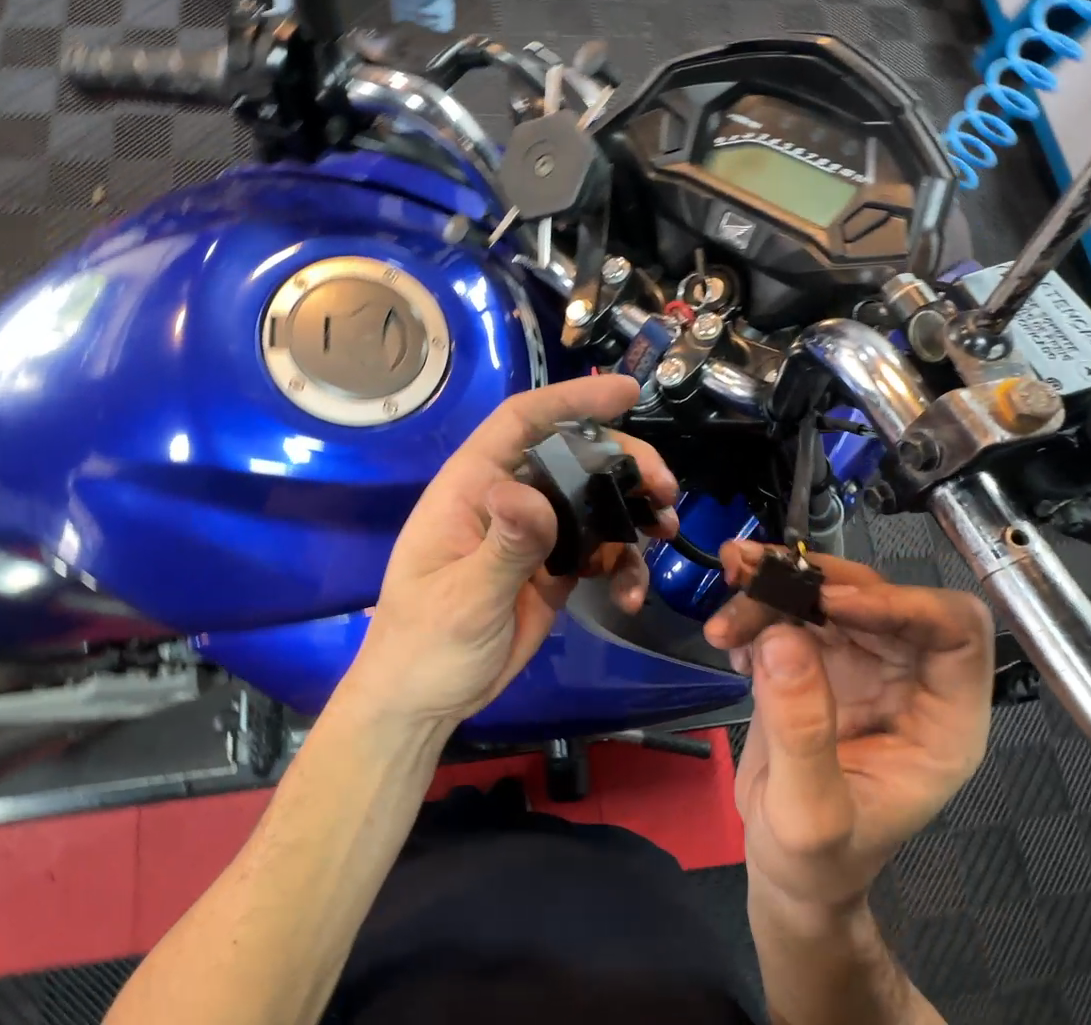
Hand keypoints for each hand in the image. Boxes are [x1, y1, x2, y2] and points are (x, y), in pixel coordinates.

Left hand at [343, 374, 679, 729]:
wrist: (424, 700)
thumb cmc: (425, 643)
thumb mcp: (465, 597)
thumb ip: (504, 546)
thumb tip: (528, 491)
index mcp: (472, 487)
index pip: (521, 422)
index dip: (572, 398)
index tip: (628, 391)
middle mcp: (506, 501)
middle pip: (572, 457)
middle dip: (623, 464)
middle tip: (664, 488)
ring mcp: (532, 536)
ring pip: (592, 502)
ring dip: (633, 512)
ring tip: (666, 530)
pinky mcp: (551, 571)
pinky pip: (597, 551)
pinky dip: (622, 565)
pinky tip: (632, 595)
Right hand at [706, 541, 994, 917]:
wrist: (788, 872)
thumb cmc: (817, 861)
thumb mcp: (809, 814)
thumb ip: (802, 731)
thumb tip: (783, 637)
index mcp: (941, 720)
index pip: (954, 631)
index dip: (900, 604)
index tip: (825, 605)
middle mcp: (907, 682)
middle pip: (877, 598)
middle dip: (812, 582)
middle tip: (746, 575)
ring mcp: (860, 669)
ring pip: (825, 598)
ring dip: (769, 591)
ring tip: (720, 618)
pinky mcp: (816, 666)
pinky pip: (790, 616)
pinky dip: (753, 613)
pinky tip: (725, 642)